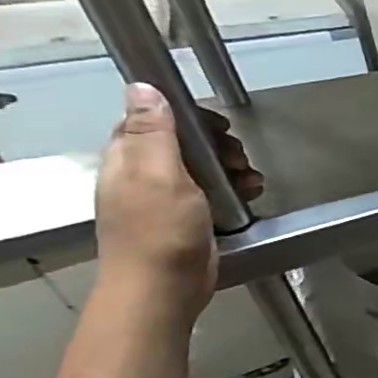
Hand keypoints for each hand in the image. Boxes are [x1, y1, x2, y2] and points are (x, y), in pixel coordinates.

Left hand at [94, 83, 261, 319]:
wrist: (162, 292)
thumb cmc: (159, 231)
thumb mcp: (157, 173)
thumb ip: (151, 130)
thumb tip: (140, 86)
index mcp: (128, 158)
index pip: (153, 118)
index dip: (188, 116)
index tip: (219, 126)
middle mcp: (142, 175)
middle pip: (183, 142)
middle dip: (216, 144)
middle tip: (238, 155)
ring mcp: (164, 200)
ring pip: (201, 168)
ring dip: (229, 167)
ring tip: (249, 177)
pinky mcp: (187, 221)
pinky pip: (212, 193)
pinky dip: (233, 189)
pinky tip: (250, 194)